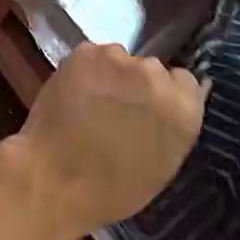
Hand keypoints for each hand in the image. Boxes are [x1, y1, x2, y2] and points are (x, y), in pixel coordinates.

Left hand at [14, 43, 204, 233]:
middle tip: (118, 109)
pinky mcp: (84, 52)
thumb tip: (169, 104)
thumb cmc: (113, 187)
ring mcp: (117, 59)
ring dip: (110, 75)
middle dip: (137, 84)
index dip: (164, 95)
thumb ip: (172, 124)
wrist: (56, 179)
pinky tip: (73, 94)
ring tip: (91, 103)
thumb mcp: (162, 163)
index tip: (148, 110)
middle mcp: (154, 75)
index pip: (183, 81)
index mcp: (182, 107)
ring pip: (119, 59)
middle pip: (151, 68)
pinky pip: (91, 57)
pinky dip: (84, 71)